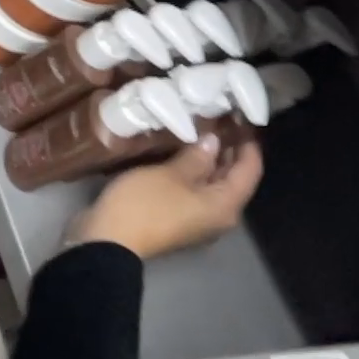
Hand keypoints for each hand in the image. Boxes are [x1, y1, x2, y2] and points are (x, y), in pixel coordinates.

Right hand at [72, 136, 263, 259]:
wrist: (109, 240)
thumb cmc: (144, 205)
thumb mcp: (170, 175)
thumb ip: (196, 157)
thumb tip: (213, 142)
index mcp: (225, 205)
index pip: (249, 170)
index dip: (248, 144)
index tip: (240, 118)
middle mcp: (218, 215)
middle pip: (233, 179)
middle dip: (228, 150)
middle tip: (217, 119)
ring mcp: (196, 219)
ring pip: (211, 185)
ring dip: (208, 160)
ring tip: (196, 131)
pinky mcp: (176, 219)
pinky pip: (193, 191)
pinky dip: (191, 172)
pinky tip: (176, 155)